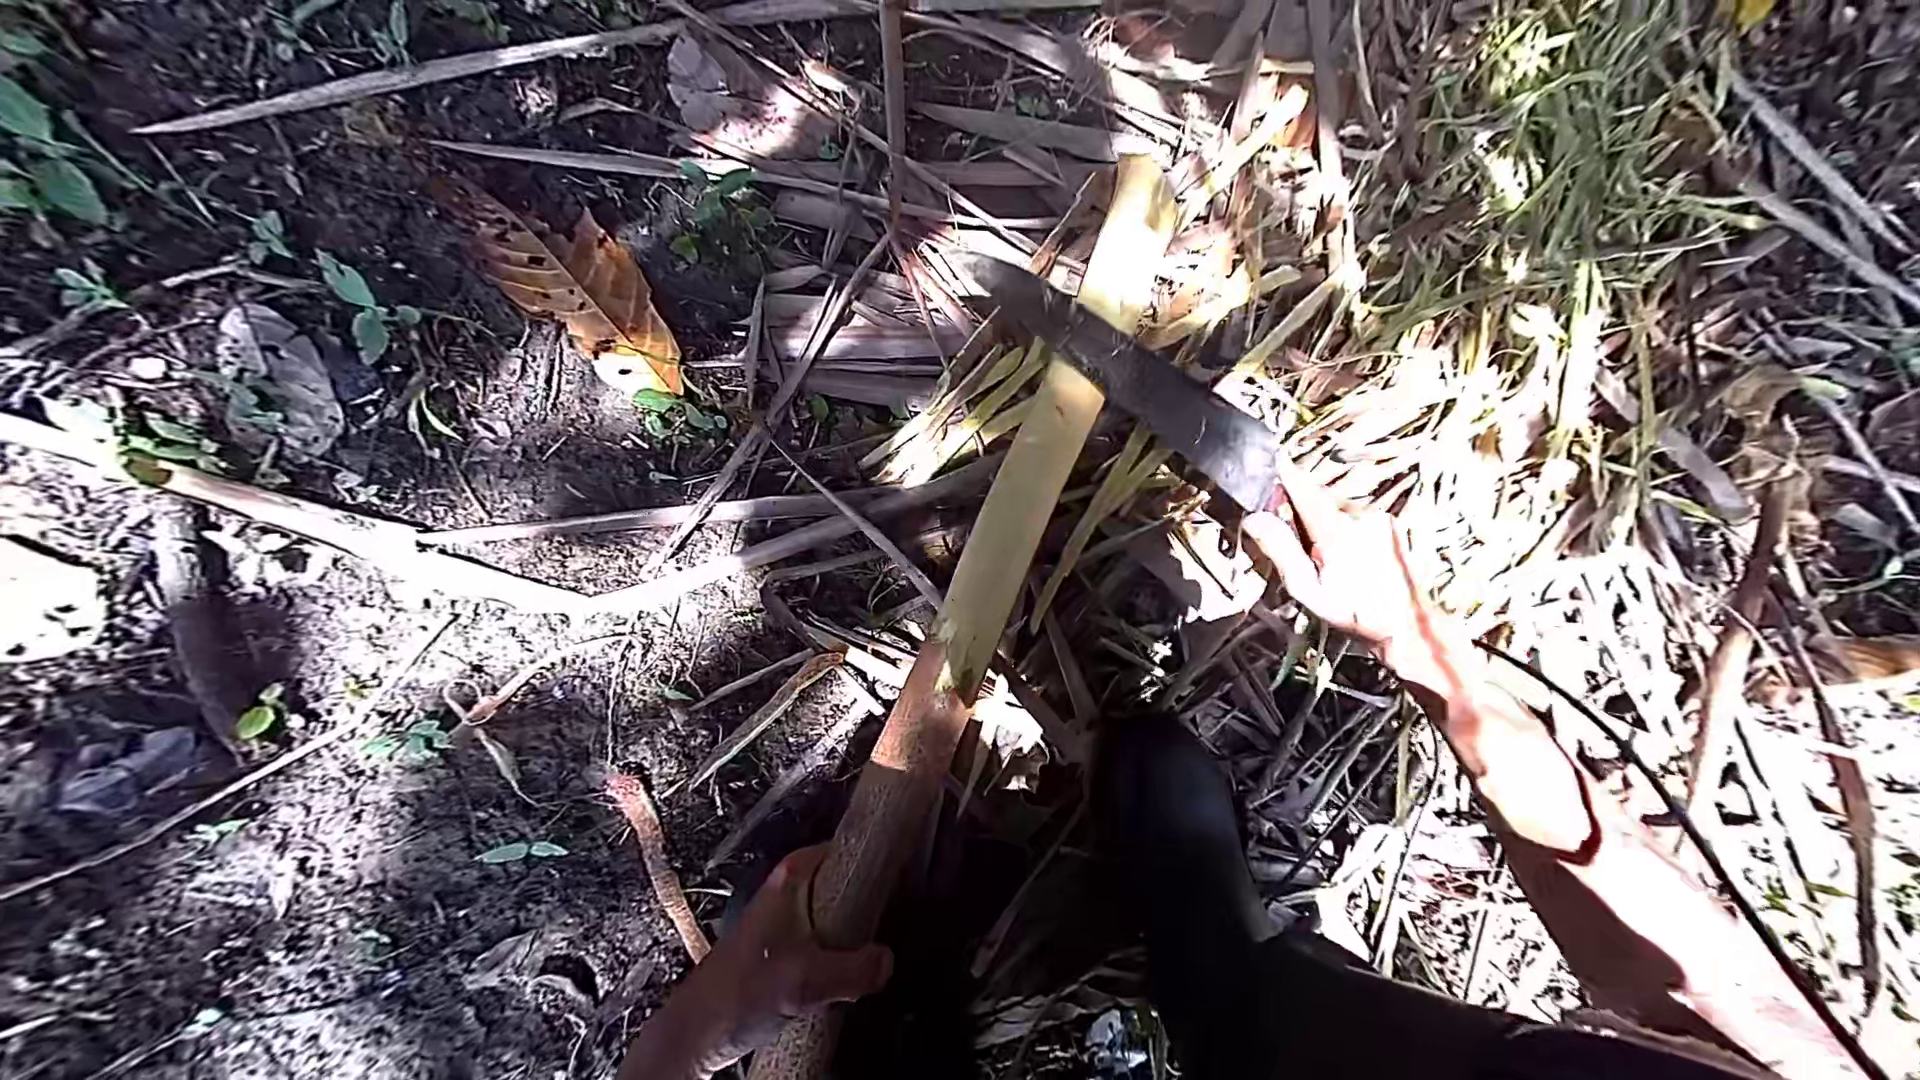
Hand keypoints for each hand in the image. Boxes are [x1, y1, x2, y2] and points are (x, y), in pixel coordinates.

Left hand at [620, 845, 893, 1079]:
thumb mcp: (802, 983)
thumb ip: (852, 970)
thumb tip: (886, 961)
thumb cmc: (737, 995)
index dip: (878, 854)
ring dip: (856, 934)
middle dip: (869, 906)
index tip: (903, 868)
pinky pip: (831, 935)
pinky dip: (843, 951)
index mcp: (795, 873)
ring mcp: (792, 913)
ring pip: (842, 911)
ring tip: (866, 956)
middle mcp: (794, 884)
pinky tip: (846, 975)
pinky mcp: (791, 941)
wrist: (697, 1034)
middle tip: (882, 929)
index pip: (850, 843)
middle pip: (850, 879)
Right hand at [1241, 459, 1447, 669]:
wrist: (1415, 629)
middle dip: (1300, 511)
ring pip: (1337, 508)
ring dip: (1323, 523)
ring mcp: (1383, 518)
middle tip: (1293, 542)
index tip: (1268, 460)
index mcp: (1338, 529)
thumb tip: (1254, 518)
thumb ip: (1281, 550)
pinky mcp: (1395, 525)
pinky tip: (1347, 558)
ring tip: (1324, 558)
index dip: (1283, 473)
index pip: (1303, 488)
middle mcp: (1363, 515)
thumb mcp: (1308, 590)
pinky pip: (1357, 517)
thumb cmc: (1357, 614)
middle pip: (1318, 499)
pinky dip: (1343, 529)